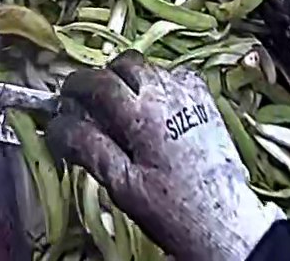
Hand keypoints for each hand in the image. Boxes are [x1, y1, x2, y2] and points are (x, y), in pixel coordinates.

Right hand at [45, 51, 280, 260]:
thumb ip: (90, 148)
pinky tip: (156, 109)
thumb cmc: (174, 211)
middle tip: (94, 104)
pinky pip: (173, 74)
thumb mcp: (124, 186)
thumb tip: (60, 124)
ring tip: (125, 109)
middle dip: (104, 78)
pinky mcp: (204, 98)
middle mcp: (163, 91)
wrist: (229, 226)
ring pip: (148, 67)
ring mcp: (187, 91)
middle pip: (123, 63)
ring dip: (130, 80)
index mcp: (140, 112)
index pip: (97, 82)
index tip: (65, 100)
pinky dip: (158, 83)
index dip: (75, 87)